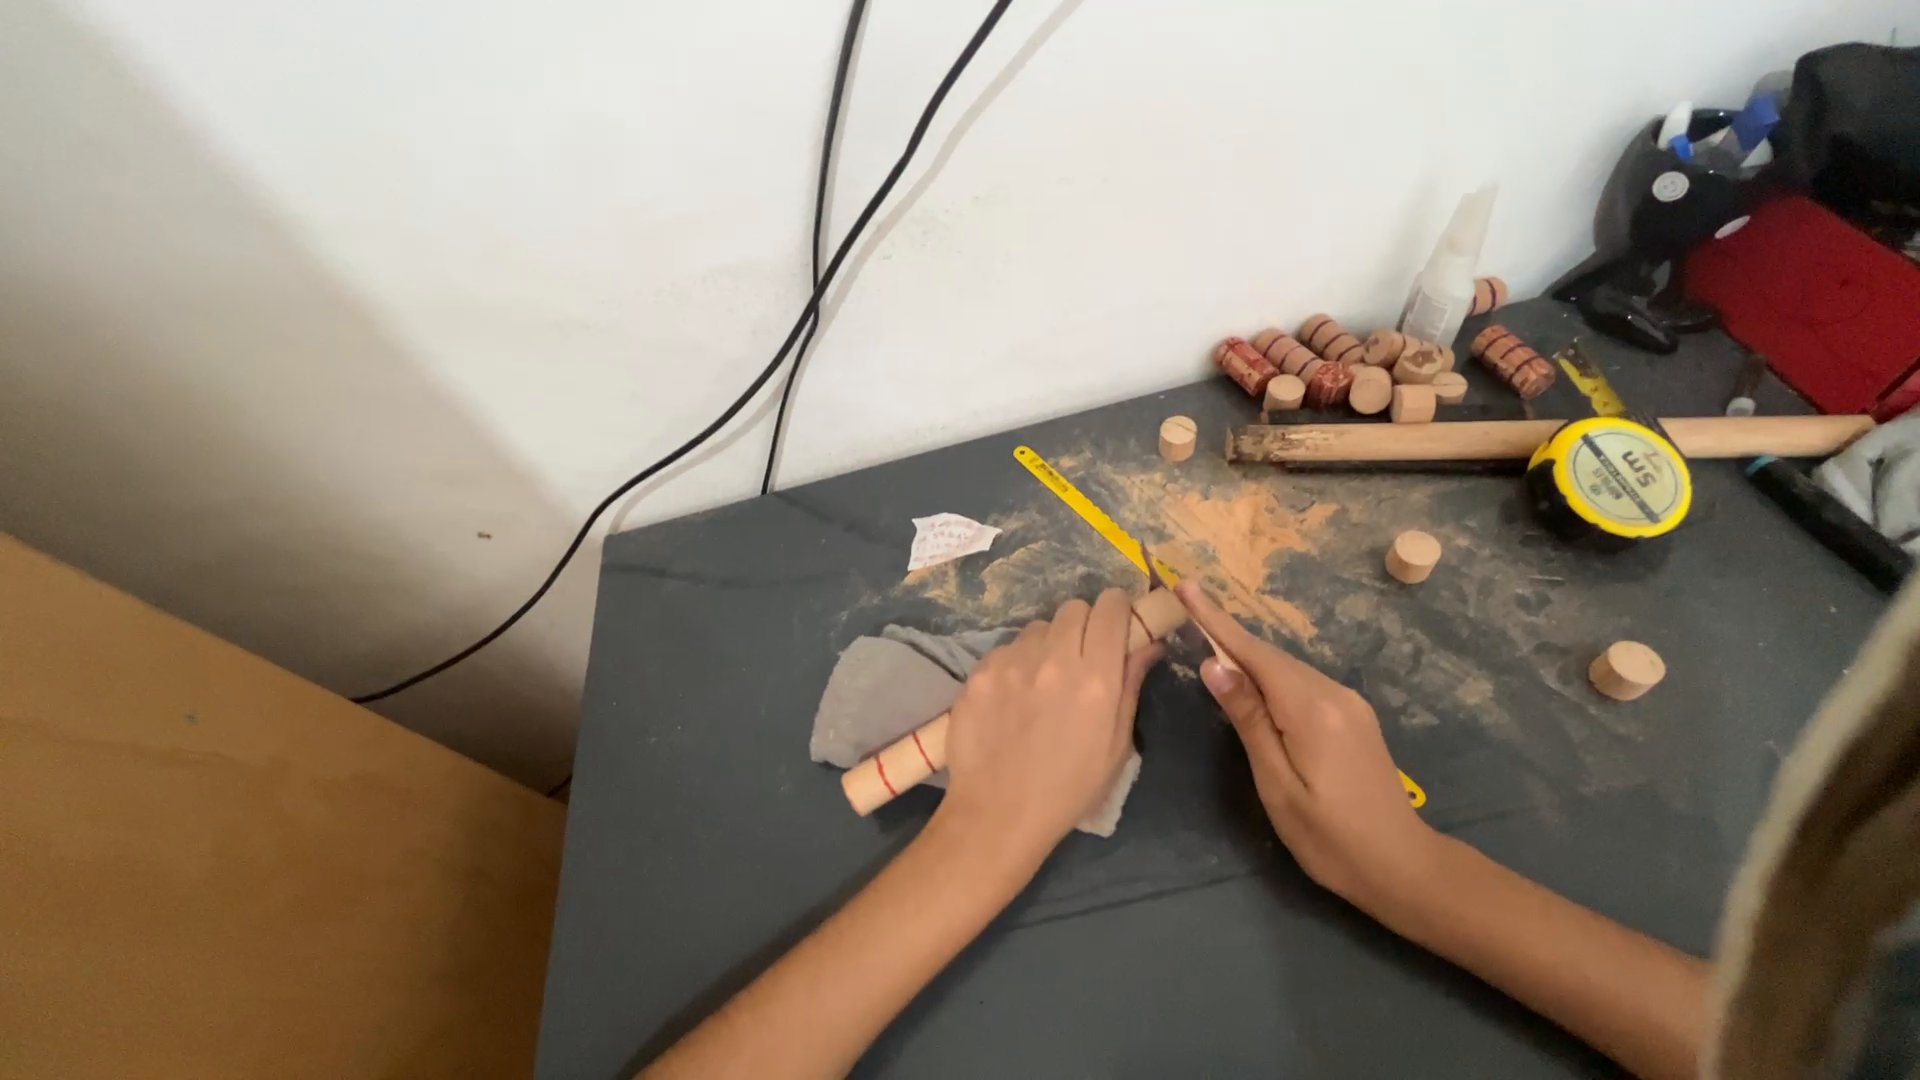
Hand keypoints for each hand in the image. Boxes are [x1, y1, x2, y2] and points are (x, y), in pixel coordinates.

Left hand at [937, 588, 1162, 869]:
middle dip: (1083, 623)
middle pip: (1073, 608)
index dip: (1118, 607)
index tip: (1118, 620)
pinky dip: (1015, 662)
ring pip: (1037, 627)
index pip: (1110, 608)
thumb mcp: (1116, 745)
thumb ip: (1130, 685)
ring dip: (1047, 642)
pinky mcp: (979, 672)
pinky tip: (1013, 696)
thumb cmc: (1069, 788)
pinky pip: (1006, 649)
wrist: (999, 813)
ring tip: (1043, 679)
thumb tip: (1147, 642)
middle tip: (1082, 653)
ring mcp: (1011, 663)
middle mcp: (1053, 660)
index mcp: (1095, 678)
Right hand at [1176, 581, 1439, 913]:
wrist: (1405, 869)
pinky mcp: (1353, 717)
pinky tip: (1250, 681)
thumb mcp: (1277, 783)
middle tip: (1185, 607)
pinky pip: (1300, 684)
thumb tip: (1215, 665)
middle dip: (1225, 633)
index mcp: (1311, 709)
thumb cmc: (1330, 838)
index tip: (1186, 585)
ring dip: (1246, 655)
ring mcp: (1348, 704)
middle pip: (1269, 656)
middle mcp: (1333, 694)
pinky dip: (1269, 675)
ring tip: (1206, 640)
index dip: (1216, 620)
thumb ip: (1248, 719)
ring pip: (1285, 669)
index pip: (1253, 653)